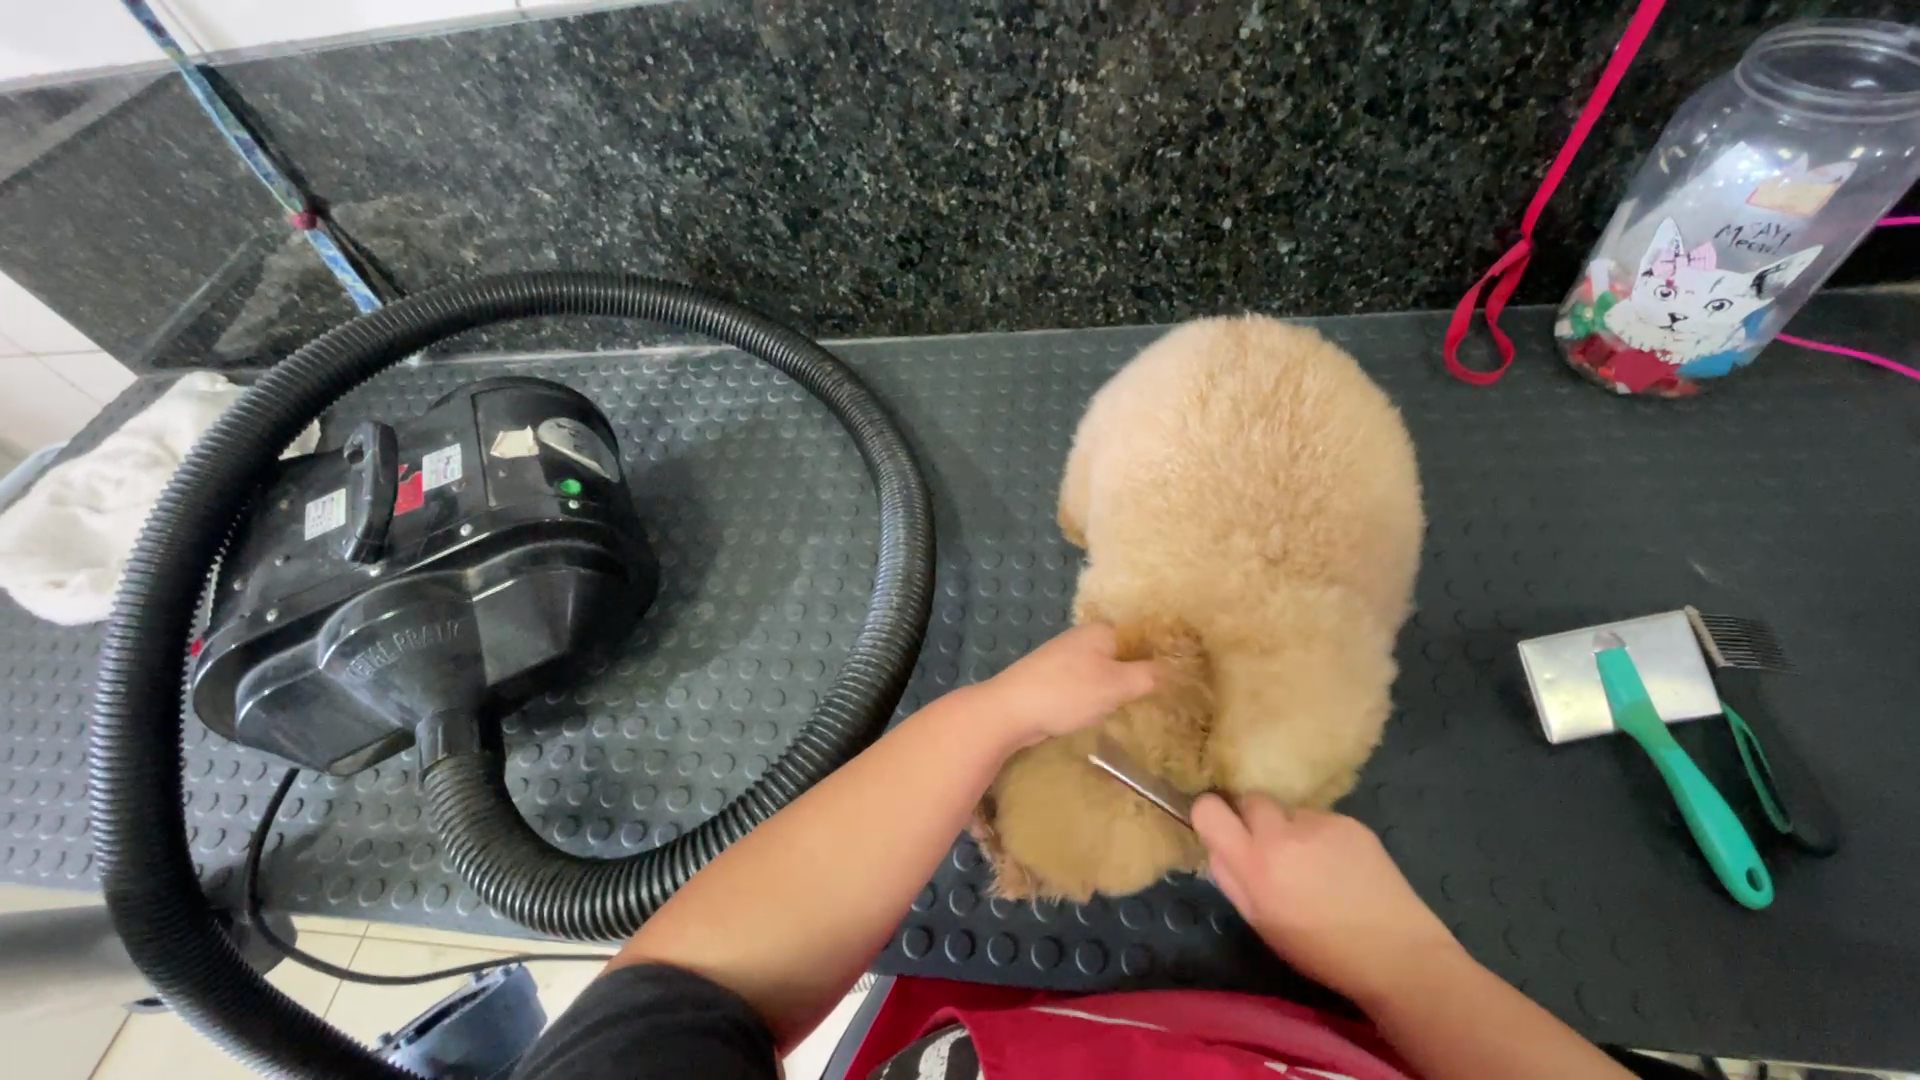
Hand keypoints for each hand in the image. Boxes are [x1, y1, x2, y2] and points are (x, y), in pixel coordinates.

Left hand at [976, 623, 1162, 747]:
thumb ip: (1149, 676)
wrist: (1009, 710)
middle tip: (1167, 701)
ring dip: (1122, 689)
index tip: (1183, 683)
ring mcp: (1067, 659)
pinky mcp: (1055, 680)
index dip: (1164, 659)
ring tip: (1144, 710)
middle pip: (1126, 655)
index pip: (1144, 638)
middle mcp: (1084, 639)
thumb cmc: (1066, 692)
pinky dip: (1101, 698)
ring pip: (1107, 672)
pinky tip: (1109, 713)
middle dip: (1143, 675)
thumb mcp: (1116, 685)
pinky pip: (1089, 685)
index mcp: (1101, 631)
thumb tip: (1177, 671)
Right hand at [1192, 794, 1464, 1008]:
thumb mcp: (1260, 923)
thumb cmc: (1320, 950)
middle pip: (1249, 800)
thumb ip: (1230, 880)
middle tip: (1271, 851)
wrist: (1398, 954)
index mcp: (1254, 863)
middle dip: (1253, 820)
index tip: (1221, 830)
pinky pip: (1320, 820)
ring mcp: (1319, 823)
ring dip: (1290, 829)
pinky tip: (1341, 867)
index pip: (1208, 809)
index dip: (1209, 815)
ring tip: (1314, 865)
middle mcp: (1282, 833)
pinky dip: (1321, 837)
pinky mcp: (1350, 822)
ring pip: (1288, 811)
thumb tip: (1218, 847)